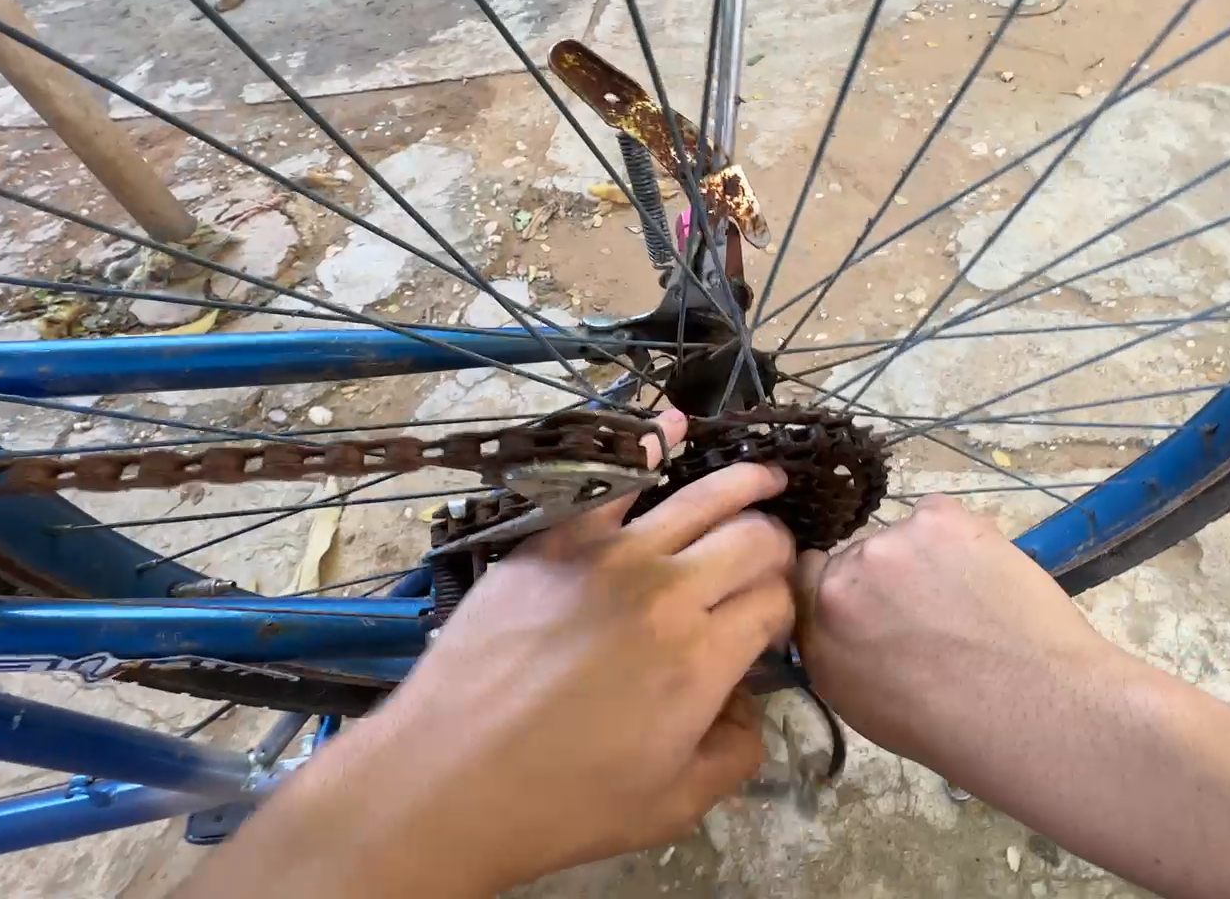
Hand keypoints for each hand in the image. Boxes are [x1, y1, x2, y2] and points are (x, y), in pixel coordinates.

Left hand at [188, 411, 796, 898]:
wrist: (445, 777)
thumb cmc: (561, 802)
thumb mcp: (670, 805)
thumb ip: (737, 752)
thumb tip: (753, 701)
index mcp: (701, 660)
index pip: (775, 601)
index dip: (784, 607)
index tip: (771, 620)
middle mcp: (670, 592)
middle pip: (755, 539)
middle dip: (778, 542)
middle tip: (774, 553)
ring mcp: (613, 553)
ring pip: (705, 496)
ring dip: (748, 482)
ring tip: (768, 476)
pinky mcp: (561, 536)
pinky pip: (614, 475)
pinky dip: (650, 441)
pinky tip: (675, 423)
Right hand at [793, 494, 1120, 771]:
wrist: (1031, 712)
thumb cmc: (949, 727)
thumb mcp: (857, 703)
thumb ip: (831, 646)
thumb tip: (836, 616)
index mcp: (816, 626)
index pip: (806, 575)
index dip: (837, 586)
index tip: (868, 602)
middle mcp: (842, 578)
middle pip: (857, 555)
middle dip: (883, 576)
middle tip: (928, 610)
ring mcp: (891, 542)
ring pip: (901, 537)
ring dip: (923, 559)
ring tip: (967, 600)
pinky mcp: (938, 518)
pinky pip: (937, 517)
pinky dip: (957, 539)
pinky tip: (983, 575)